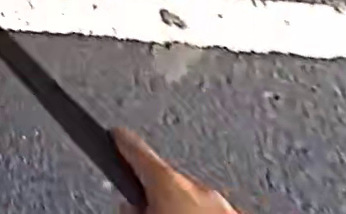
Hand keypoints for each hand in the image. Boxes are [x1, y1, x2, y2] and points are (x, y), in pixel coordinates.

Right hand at [114, 129, 238, 213]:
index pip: (131, 144)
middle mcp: (201, 190)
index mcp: (166, 180)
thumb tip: (130, 206)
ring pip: (198, 201)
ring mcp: (231, 210)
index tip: (114, 139)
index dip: (118, 143)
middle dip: (159, 193)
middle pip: (167, 178)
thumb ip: (130, 209)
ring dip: (187, 211)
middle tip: (150, 211)